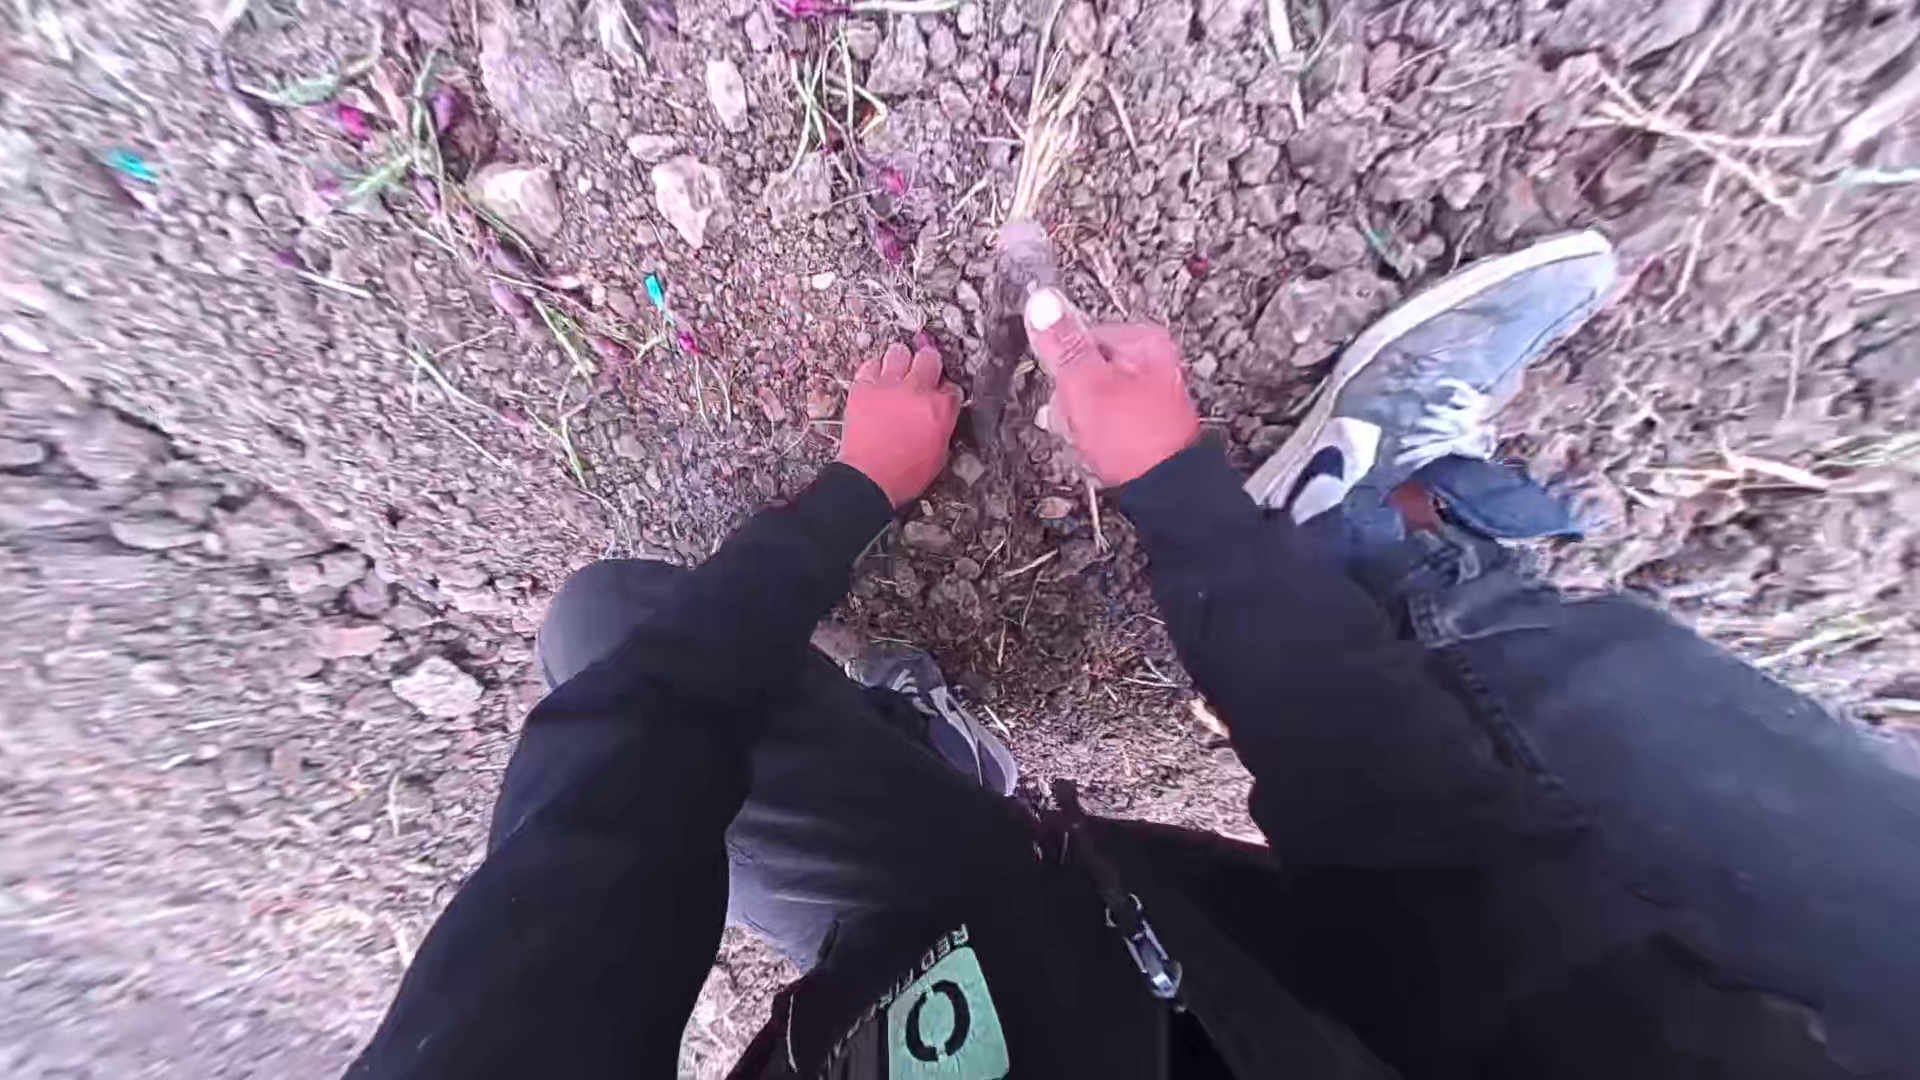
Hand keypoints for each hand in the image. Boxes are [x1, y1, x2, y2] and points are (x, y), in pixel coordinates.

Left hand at [838, 341, 961, 505]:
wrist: (870, 478)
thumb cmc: (904, 474)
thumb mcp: (938, 455)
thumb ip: (942, 426)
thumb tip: (941, 417)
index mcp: (940, 408)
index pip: (951, 385)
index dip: (945, 389)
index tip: (940, 393)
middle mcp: (917, 390)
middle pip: (929, 358)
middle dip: (928, 362)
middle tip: (923, 369)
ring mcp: (889, 386)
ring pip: (899, 352)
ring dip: (901, 359)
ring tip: (898, 371)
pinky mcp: (864, 387)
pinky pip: (871, 364)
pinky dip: (875, 369)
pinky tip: (877, 380)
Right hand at [1025, 288, 1201, 486]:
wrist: (1164, 491)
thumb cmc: (1133, 440)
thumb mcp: (1087, 386)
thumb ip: (1063, 346)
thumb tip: (1042, 303)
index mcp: (1141, 341)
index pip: (1079, 337)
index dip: (1063, 370)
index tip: (1066, 393)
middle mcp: (1150, 361)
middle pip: (1083, 369)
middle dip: (1072, 401)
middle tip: (1081, 420)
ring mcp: (1147, 393)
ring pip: (1090, 398)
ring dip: (1079, 422)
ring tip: (1091, 439)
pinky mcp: (1142, 420)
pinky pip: (1103, 419)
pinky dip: (1095, 435)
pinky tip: (1098, 449)